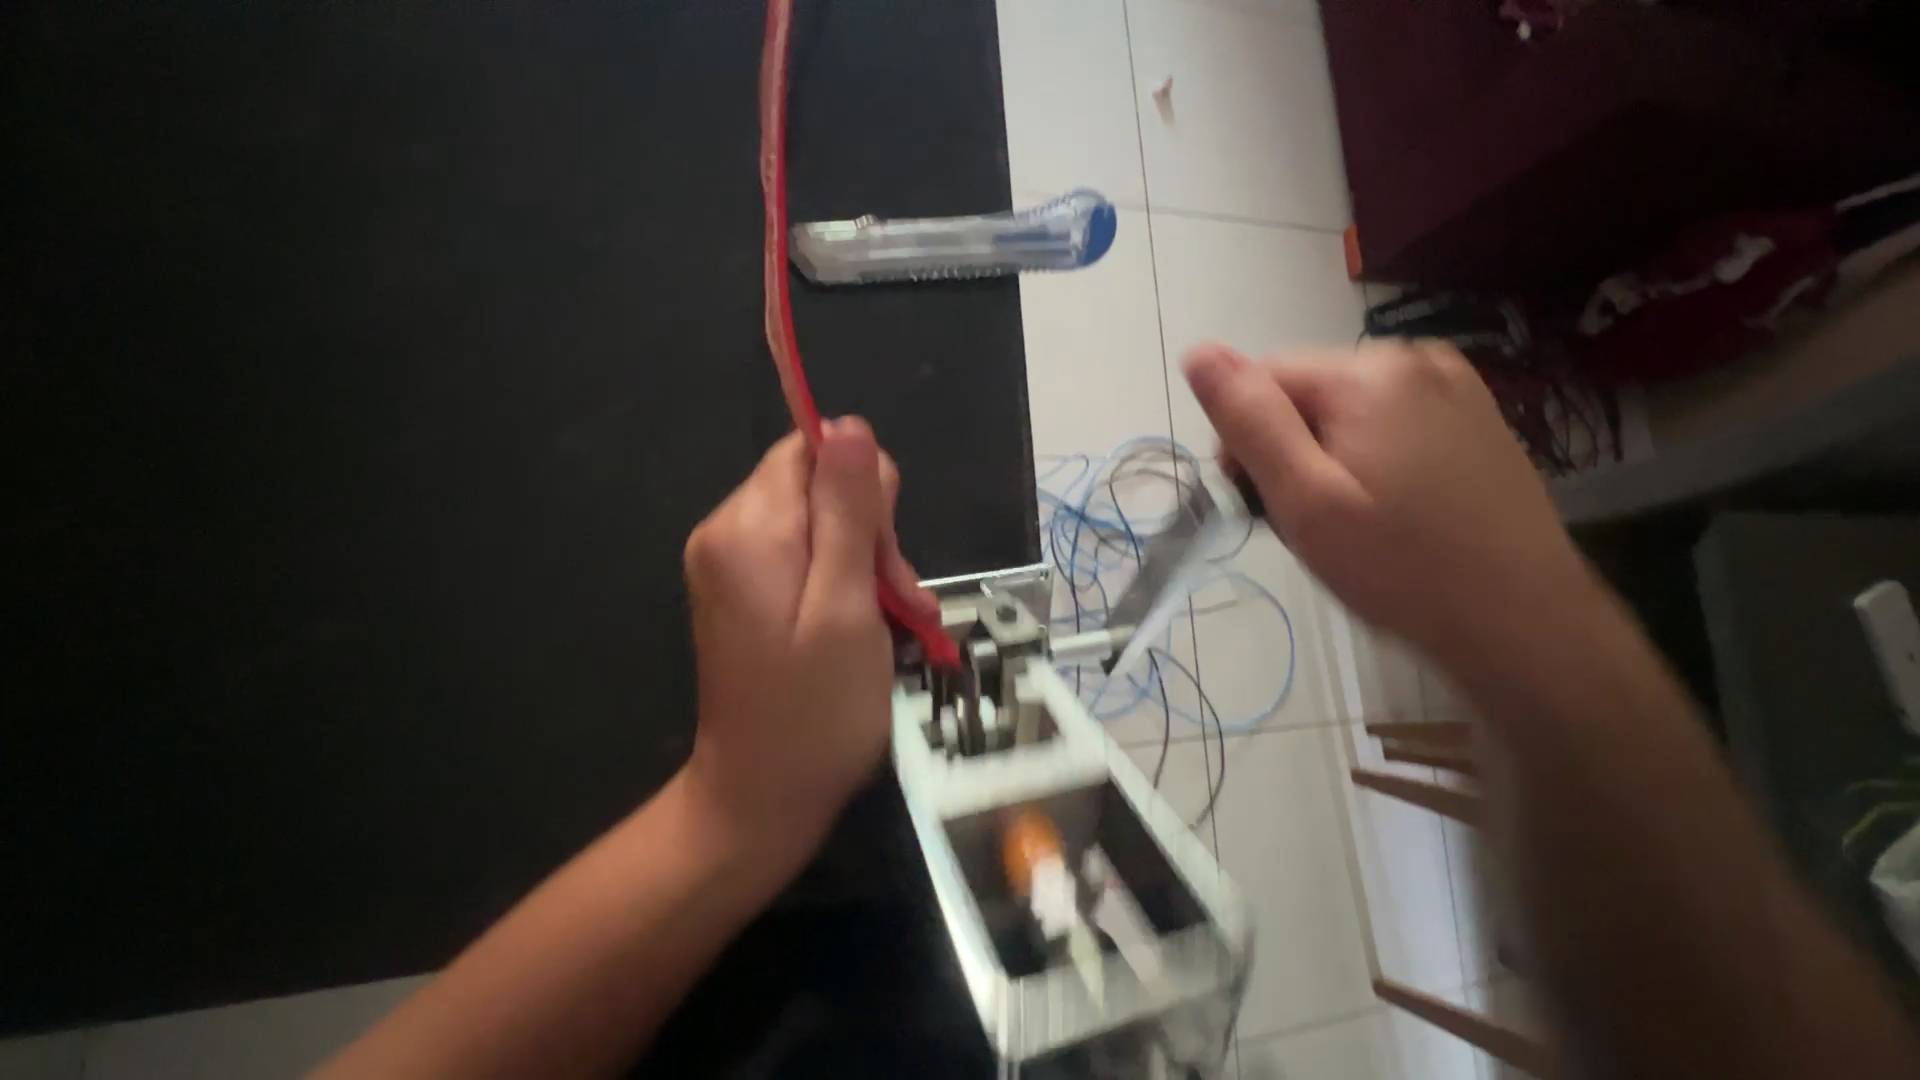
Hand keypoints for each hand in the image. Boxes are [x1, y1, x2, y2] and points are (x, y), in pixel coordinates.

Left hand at [680, 418, 935, 856]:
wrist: (762, 801)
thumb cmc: (816, 711)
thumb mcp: (848, 606)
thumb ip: (849, 512)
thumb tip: (851, 425)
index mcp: (747, 529)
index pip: (812, 452)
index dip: (862, 492)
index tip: (883, 558)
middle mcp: (728, 534)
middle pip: (817, 488)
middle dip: (869, 535)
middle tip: (895, 603)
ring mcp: (732, 567)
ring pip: (820, 525)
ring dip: (867, 566)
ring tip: (891, 625)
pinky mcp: (745, 595)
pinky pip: (805, 559)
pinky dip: (845, 586)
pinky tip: (869, 630)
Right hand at [1182, 340, 1594, 662]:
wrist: (1521, 623)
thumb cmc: (1400, 567)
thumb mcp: (1305, 498)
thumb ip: (1249, 420)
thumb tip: (1199, 352)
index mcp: (1371, 372)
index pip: (1263, 378)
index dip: (1245, 441)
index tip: (1261, 503)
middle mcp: (1418, 360)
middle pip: (1306, 392)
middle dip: (1290, 451)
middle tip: (1309, 523)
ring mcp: (1457, 390)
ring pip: (1346, 413)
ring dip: (1327, 461)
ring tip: (1349, 525)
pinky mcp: (1477, 422)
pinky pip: (1390, 427)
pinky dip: (1370, 463)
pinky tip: (1388, 513)